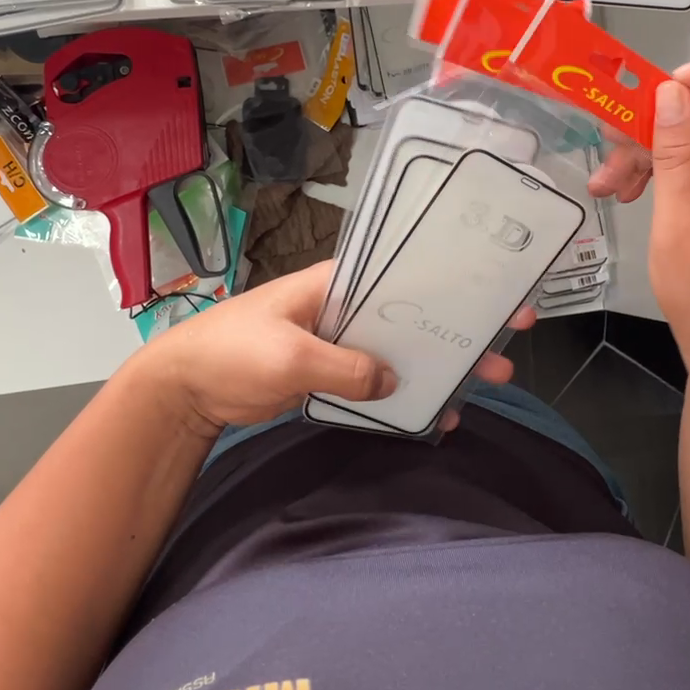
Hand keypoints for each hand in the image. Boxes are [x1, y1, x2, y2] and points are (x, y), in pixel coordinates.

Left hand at [139, 261, 524, 437]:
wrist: (185, 388)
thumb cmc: (231, 352)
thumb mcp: (289, 357)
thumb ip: (344, 368)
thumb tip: (393, 382)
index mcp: (336, 284)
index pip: (403, 276)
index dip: (451, 283)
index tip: (495, 293)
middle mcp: (344, 307)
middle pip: (412, 316)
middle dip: (456, 330)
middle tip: (505, 348)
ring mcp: (338, 342)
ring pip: (398, 351)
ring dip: (437, 365)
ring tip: (483, 382)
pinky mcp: (329, 374)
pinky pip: (376, 382)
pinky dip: (403, 396)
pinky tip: (434, 414)